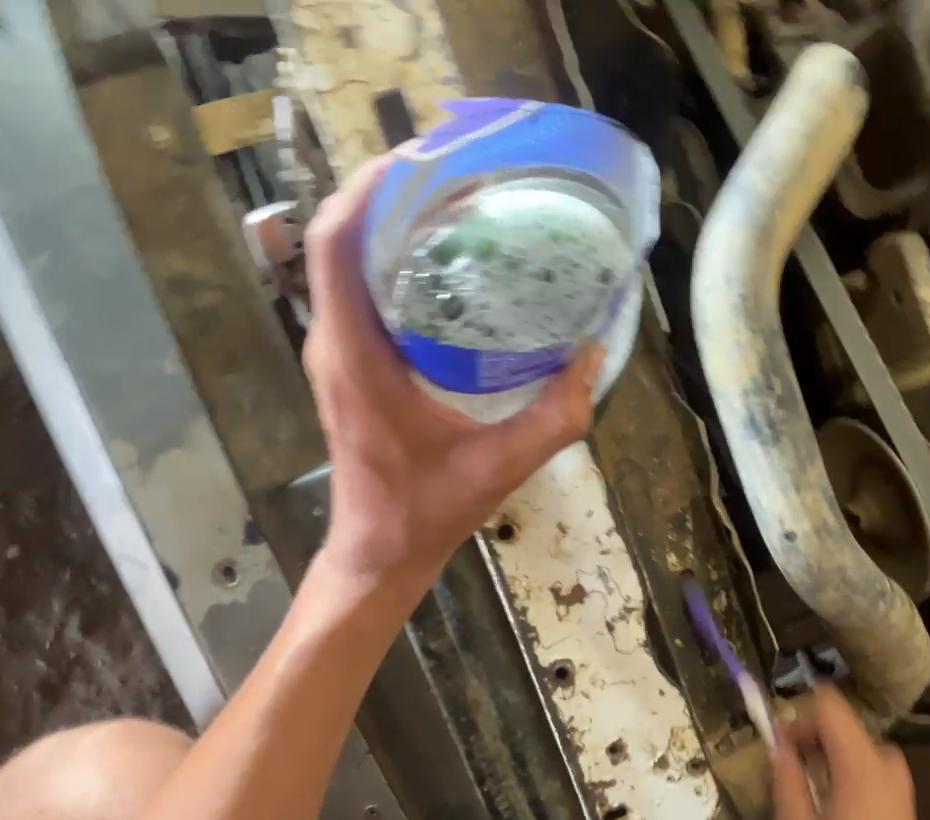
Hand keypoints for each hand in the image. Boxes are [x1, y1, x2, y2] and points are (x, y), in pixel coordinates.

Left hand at [300, 155, 601, 584]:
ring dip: (387, 223)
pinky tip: (444, 263)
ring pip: (345, 262)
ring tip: (451, 202)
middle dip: (387, 192)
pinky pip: (358, 291)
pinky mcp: (348, 365)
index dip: (371, 188)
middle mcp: (334, 343)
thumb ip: (555, 416)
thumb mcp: (501, 465)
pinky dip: (390, 261)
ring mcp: (336, 353)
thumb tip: (595, 356)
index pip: (338, 244)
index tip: (424, 158)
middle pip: (339, 238)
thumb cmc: (428, 510)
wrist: (379, 551)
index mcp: (356, 357)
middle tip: (454, 172)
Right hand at [772, 686, 929, 819]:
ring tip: (806, 804)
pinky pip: (867, 769)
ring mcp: (901, 781)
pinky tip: (833, 819)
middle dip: (809, 743)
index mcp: (860, 762)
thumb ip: (785, 779)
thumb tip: (779, 745)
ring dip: (825, 763)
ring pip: (853, 749)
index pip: (829, 704)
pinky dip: (845, 777)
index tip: (779, 746)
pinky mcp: (906, 801)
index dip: (798, 715)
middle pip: (840, 726)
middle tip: (785, 779)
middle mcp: (886, 761)